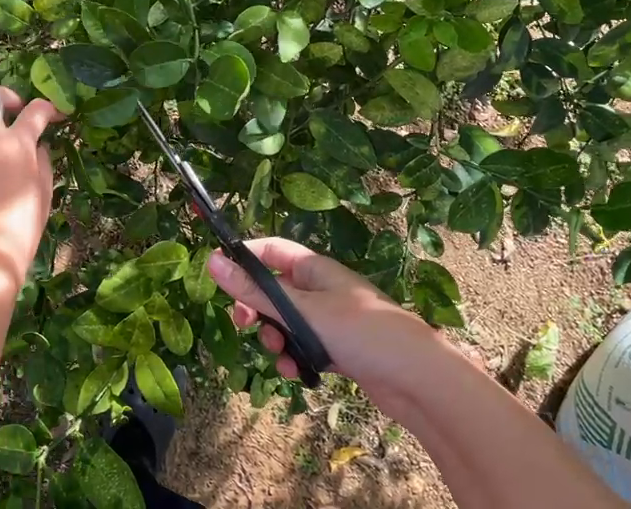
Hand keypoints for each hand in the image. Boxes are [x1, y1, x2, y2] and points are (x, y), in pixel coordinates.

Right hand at [208, 237, 452, 414]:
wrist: (419, 380)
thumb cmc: (361, 331)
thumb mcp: (300, 311)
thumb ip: (254, 291)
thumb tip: (211, 261)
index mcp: (313, 268)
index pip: (269, 250)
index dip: (243, 259)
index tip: (220, 277)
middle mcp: (320, 289)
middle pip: (273, 290)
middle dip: (256, 309)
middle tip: (245, 325)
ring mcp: (330, 320)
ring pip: (286, 323)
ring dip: (275, 338)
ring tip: (281, 356)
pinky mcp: (338, 349)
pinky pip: (303, 346)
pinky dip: (295, 358)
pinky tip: (296, 374)